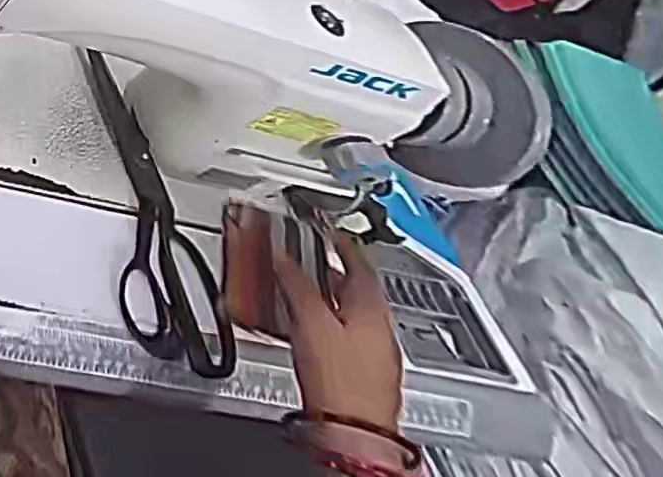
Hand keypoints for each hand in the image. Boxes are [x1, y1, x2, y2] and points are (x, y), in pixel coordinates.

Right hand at [273, 233, 407, 464]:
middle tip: (301, 255)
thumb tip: (284, 258)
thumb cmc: (340, 379)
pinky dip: (321, 316)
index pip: (359, 262)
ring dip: (321, 292)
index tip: (326, 229)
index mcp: (372, 308)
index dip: (340, 242)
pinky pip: (339, 329)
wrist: (351, 433)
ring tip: (293, 284)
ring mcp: (371, 350)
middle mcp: (378, 326)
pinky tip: (300, 321)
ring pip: (345, 308)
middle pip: (351, 285)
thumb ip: (295, 283)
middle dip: (325, 268)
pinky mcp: (359, 368)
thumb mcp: (309, 319)